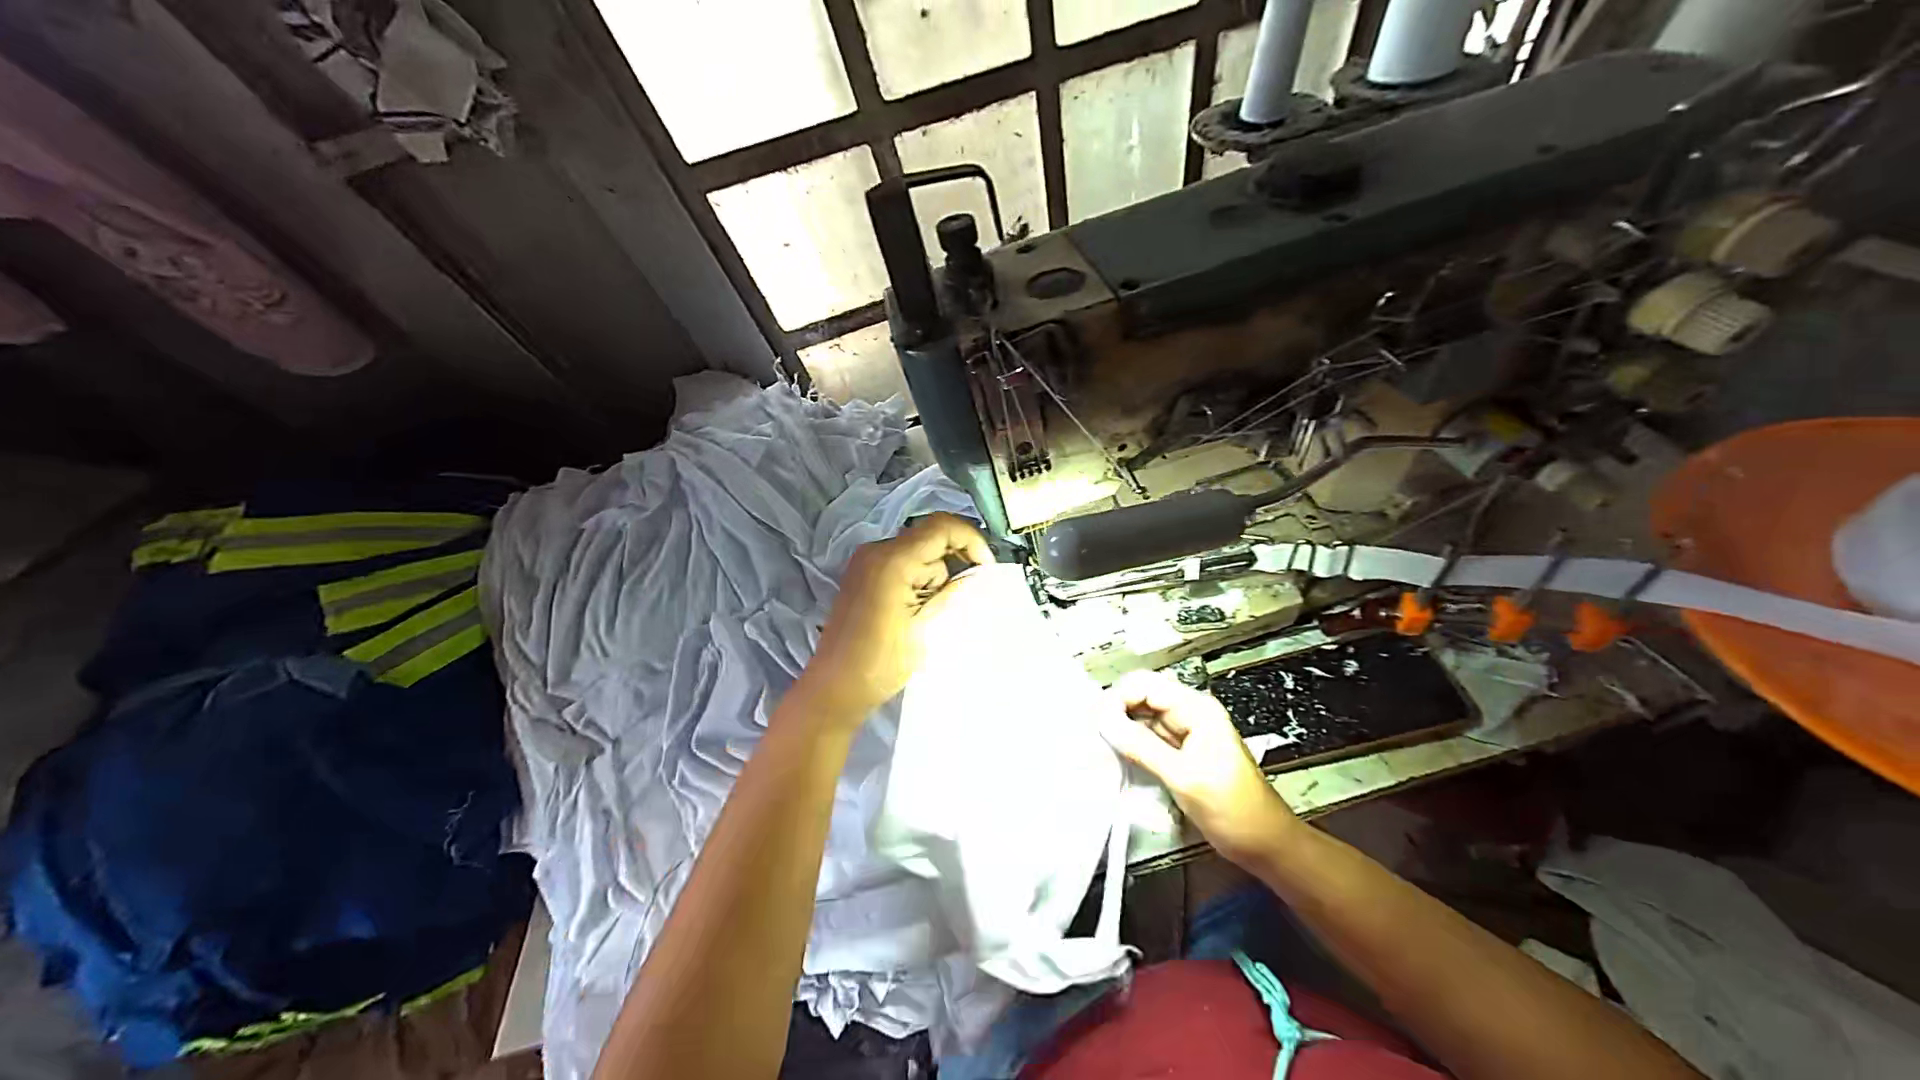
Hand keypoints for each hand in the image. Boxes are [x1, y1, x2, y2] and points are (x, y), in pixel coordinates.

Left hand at [796, 512, 993, 721]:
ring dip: (934, 573)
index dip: (970, 540)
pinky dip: (918, 577)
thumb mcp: (925, 627)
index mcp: (892, 561)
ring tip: (934, 611)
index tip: (986, 567)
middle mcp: (876, 551)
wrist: (836, 688)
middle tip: (966, 591)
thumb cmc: (881, 663)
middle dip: (953, 560)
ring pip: (917, 551)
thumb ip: (950, 592)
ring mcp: (866, 562)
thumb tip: (972, 573)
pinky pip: (901, 563)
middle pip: (929, 536)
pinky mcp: (863, 575)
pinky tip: (919, 607)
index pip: (941, 527)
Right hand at [1099, 670, 1299, 864]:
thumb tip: (1103, 720)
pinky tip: (1115, 754)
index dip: (1117, 697)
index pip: (1145, 684)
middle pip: (1141, 697)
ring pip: (1141, 717)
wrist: (1264, 844)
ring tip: (1098, 744)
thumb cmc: (1233, 809)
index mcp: (1197, 709)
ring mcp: (1184, 732)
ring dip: (1120, 727)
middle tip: (1091, 733)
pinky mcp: (1179, 752)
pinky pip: (1147, 737)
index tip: (1094, 721)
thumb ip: (1141, 747)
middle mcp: (1189, 713)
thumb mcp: (1184, 776)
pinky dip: (1130, 743)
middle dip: (1115, 711)